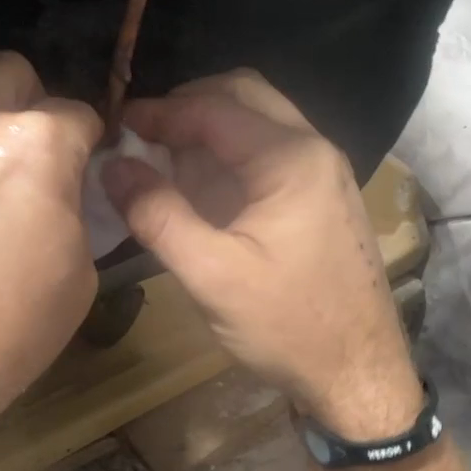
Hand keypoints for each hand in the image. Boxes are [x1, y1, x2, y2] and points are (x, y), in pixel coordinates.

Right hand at [102, 70, 419, 435]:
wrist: (358, 375)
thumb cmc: (288, 326)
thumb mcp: (211, 274)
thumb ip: (158, 215)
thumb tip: (112, 167)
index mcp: (293, 159)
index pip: (214, 108)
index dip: (159, 112)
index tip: (115, 125)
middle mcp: (314, 150)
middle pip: (242, 95)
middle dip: (186, 106)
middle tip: (139, 136)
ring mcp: (322, 173)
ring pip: (256, 121)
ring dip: (206, 129)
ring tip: (159, 160)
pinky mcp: (319, 197)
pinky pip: (266, 153)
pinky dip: (226, 155)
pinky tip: (196, 188)